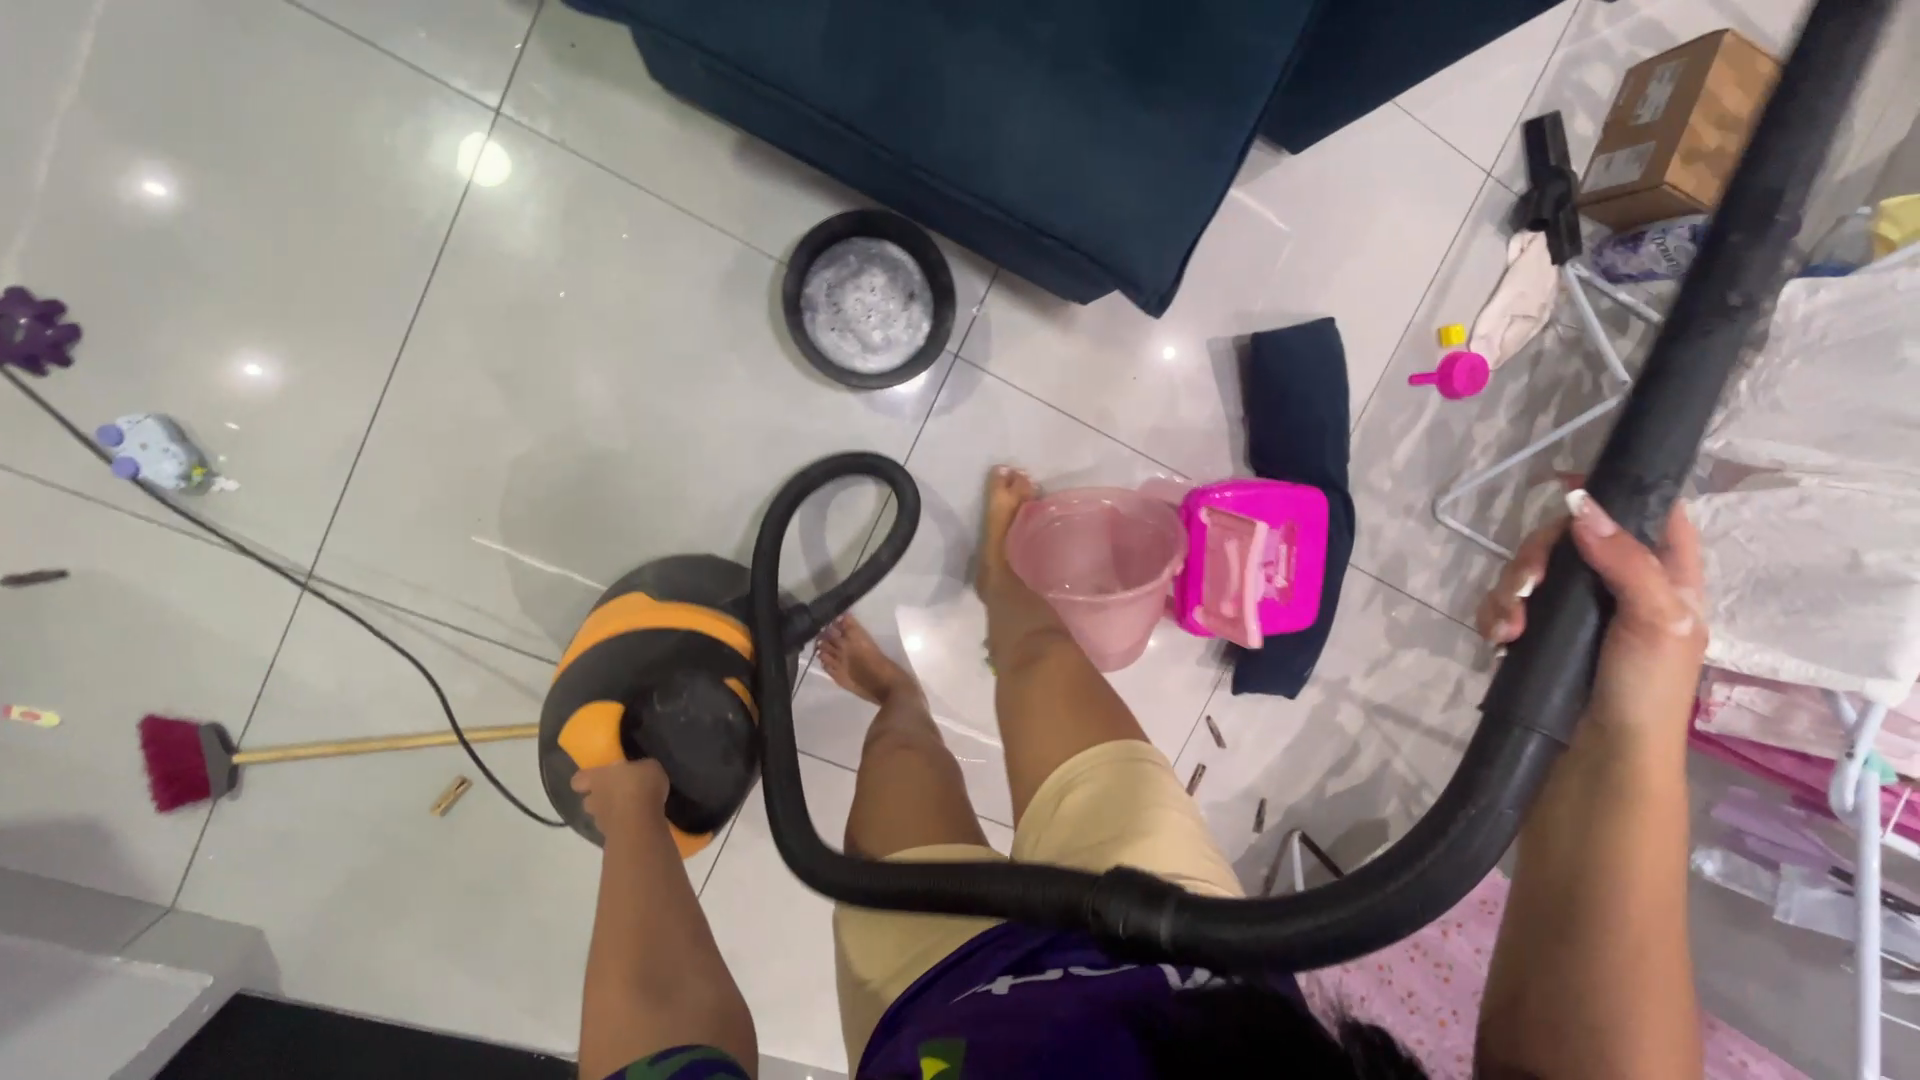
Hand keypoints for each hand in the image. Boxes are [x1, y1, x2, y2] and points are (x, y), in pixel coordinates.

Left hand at [571, 758, 670, 837]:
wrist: (640, 823)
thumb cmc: (640, 786)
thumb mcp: (649, 766)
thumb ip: (639, 768)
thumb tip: (637, 770)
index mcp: (597, 777)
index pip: (578, 779)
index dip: (586, 778)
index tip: (599, 776)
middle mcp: (593, 799)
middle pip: (589, 800)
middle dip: (600, 798)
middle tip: (618, 793)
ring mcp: (600, 820)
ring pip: (601, 815)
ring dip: (612, 812)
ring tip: (632, 809)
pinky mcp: (610, 836)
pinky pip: (614, 827)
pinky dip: (623, 825)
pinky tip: (639, 821)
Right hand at [1478, 487, 1706, 744]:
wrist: (1599, 754)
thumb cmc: (1646, 688)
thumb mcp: (1657, 620)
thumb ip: (1625, 559)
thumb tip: (1581, 505)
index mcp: (1663, 577)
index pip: (1650, 514)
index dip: (1615, 491)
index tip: (1566, 482)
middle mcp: (1615, 586)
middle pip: (1568, 538)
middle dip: (1536, 556)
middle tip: (1527, 583)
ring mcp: (1571, 611)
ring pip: (1529, 571)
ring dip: (1508, 592)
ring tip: (1508, 627)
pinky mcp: (1536, 634)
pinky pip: (1504, 605)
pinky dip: (1494, 615)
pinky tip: (1497, 637)